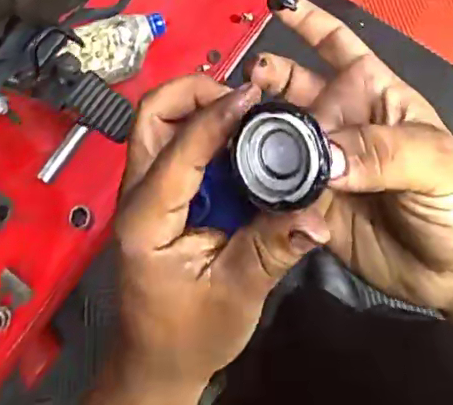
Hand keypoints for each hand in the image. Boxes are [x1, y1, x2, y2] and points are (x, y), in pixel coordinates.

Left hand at [89, 76, 330, 404]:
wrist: (156, 361)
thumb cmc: (184, 336)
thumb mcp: (236, 295)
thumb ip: (273, 249)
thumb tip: (315, 215)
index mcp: (146, 220)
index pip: (179, 150)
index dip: (217, 117)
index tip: (253, 98)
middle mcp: (137, 193)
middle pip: (154, 113)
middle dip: (196, 91)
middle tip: (242, 97)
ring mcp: (146, 186)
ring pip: (162, 117)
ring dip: (200, 101)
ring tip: (244, 110)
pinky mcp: (162, 187)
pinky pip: (177, 135)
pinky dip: (207, 121)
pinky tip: (239, 133)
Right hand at [248, 0, 452, 315]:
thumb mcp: (430, 160)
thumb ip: (378, 151)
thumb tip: (324, 154)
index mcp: (374, 91)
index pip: (336, 44)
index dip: (308, 21)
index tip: (277, 3)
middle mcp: (345, 119)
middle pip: (297, 88)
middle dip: (270, 79)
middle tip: (243, 87)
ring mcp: (328, 163)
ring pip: (282, 137)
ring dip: (259, 131)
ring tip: (235, 131)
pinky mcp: (316, 206)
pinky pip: (282, 188)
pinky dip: (262, 183)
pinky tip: (244, 179)